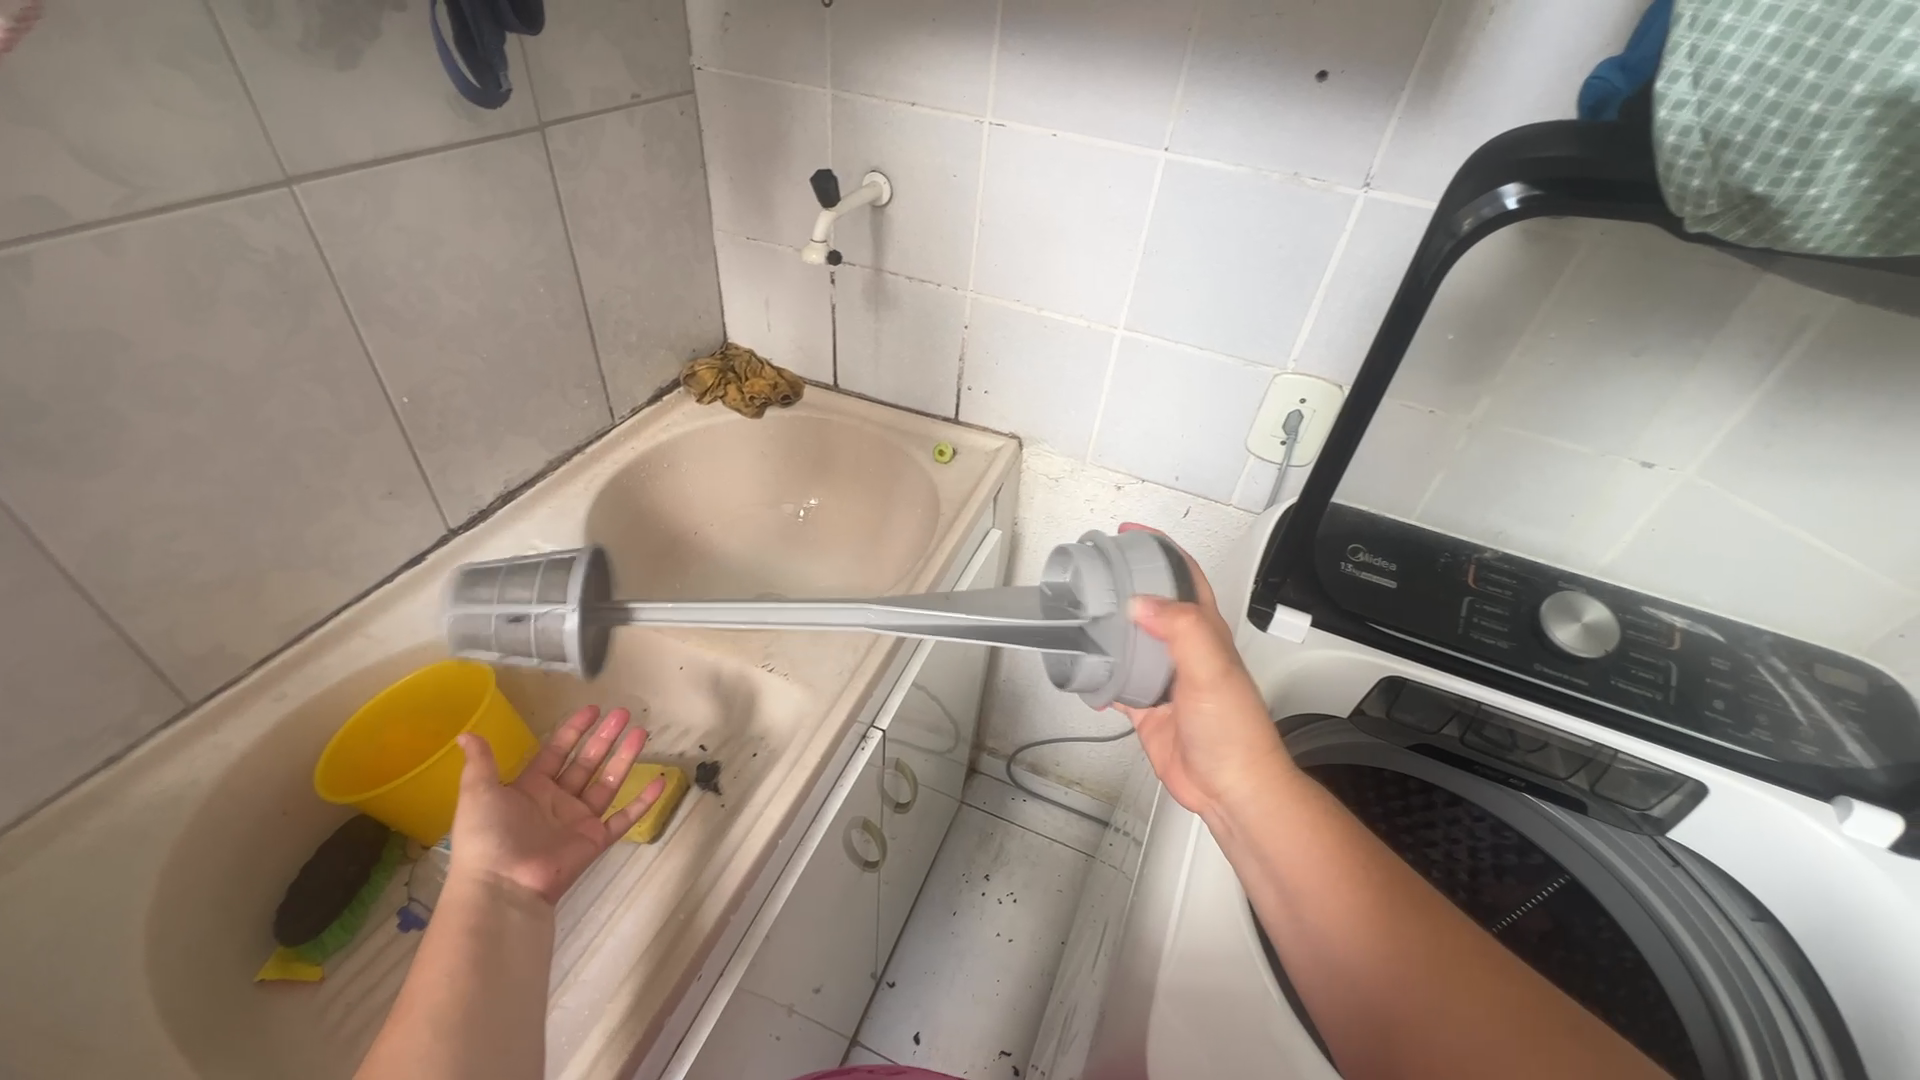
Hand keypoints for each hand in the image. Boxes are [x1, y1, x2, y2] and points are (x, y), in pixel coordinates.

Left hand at [451, 705, 667, 906]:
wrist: (503, 885)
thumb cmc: (488, 837)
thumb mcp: (478, 794)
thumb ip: (481, 763)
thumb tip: (467, 734)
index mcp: (531, 789)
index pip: (557, 751)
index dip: (574, 730)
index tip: (593, 710)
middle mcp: (557, 801)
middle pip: (587, 762)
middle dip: (605, 737)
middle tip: (624, 714)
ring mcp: (579, 821)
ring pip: (608, 782)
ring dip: (625, 758)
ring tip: (642, 733)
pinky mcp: (595, 840)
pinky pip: (624, 818)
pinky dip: (643, 802)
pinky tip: (660, 782)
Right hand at [1114, 524, 1295, 821]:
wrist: (1231, 788)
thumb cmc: (1237, 734)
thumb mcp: (1211, 669)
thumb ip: (1180, 630)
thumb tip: (1143, 602)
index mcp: (1205, 632)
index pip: (1184, 576)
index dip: (1160, 550)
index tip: (1132, 534)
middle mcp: (1186, 651)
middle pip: (1154, 605)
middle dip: (1128, 584)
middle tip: (1096, 571)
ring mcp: (1166, 679)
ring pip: (1133, 643)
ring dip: (1110, 629)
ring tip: (1082, 615)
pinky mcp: (1149, 708)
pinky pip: (1118, 685)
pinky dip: (1101, 677)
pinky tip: (1086, 673)